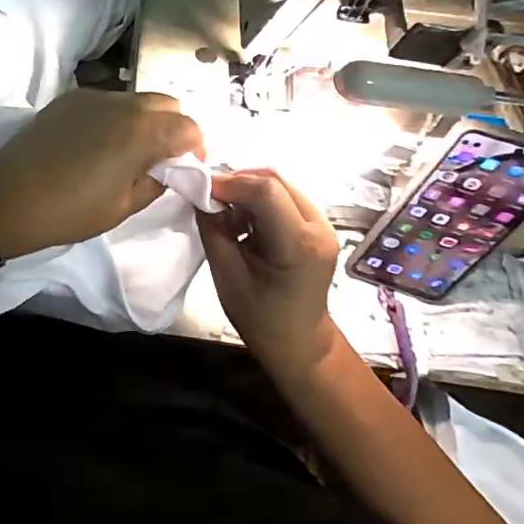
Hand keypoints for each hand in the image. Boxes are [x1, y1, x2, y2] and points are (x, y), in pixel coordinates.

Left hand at [0, 90, 202, 257]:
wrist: (4, 200)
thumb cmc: (70, 211)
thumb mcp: (124, 206)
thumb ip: (157, 181)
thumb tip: (170, 168)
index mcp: (143, 130)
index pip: (190, 127)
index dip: (196, 149)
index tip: (186, 169)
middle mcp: (123, 103)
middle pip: (167, 104)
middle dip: (174, 128)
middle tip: (162, 159)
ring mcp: (93, 96)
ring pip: (137, 99)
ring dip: (146, 120)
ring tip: (129, 152)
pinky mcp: (69, 99)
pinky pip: (108, 101)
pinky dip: (117, 117)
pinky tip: (99, 144)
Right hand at [197, 169, 340, 370]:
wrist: (299, 342)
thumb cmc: (261, 319)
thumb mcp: (227, 276)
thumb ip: (214, 230)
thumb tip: (199, 195)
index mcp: (300, 245)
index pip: (266, 191)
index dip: (230, 183)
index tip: (201, 189)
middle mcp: (320, 227)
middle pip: (275, 181)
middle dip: (238, 183)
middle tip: (209, 198)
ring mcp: (323, 225)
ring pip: (281, 185)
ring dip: (249, 191)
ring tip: (226, 214)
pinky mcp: (319, 225)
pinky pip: (286, 198)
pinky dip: (260, 201)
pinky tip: (244, 222)